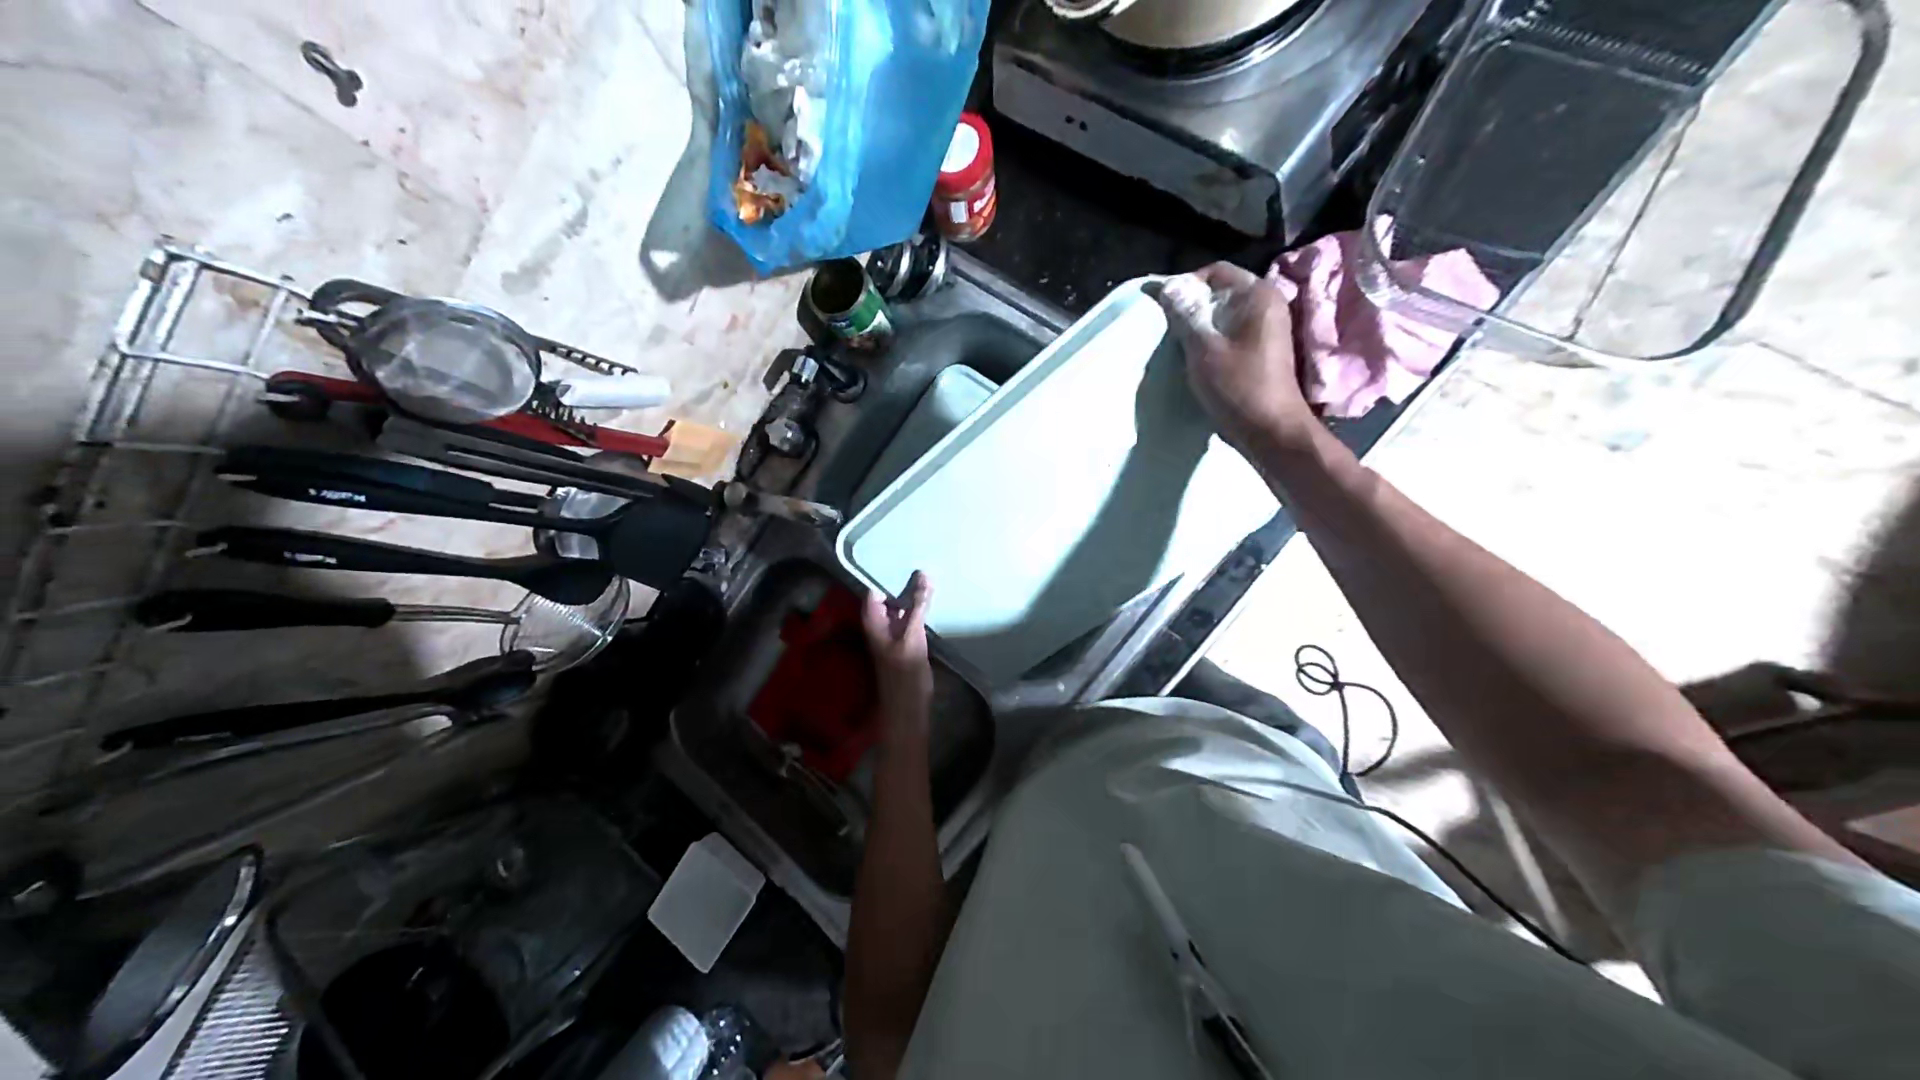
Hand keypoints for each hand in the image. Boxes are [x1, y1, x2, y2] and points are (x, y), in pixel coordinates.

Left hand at [862, 570, 932, 730]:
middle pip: (888, 593)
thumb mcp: (912, 635)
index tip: (903, 552)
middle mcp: (878, 622)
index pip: (874, 586)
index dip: (886, 570)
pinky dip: (918, 605)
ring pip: (900, 604)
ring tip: (930, 572)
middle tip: (922, 557)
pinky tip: (932, 597)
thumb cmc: (904, 672)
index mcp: (872, 620)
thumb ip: (918, 604)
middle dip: (902, 578)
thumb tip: (924, 573)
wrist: (908, 707)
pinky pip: (909, 614)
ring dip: (912, 592)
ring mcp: (892, 631)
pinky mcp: (904, 638)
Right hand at [1151, 261, 1313, 455]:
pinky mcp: (1263, 349)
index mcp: (1258, 295)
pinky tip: (1195, 357)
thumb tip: (1164, 286)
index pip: (1215, 271)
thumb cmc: (1237, 386)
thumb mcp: (1202, 348)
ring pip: (1224, 313)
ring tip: (1177, 343)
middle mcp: (1268, 303)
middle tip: (1166, 327)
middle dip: (1191, 305)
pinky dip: (1211, 338)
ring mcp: (1268, 327)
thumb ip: (1184, 313)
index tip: (1162, 308)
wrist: (1269, 430)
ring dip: (1199, 324)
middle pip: (1220, 291)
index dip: (1185, 284)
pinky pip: (1231, 331)